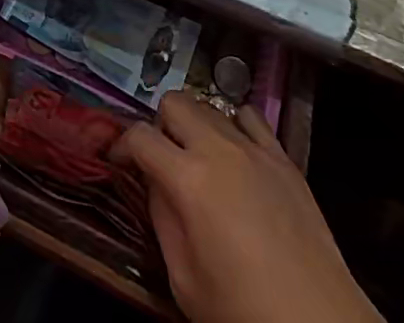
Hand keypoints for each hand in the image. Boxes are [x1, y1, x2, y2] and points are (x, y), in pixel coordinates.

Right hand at [112, 93, 382, 322]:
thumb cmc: (241, 309)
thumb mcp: (183, 277)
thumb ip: (162, 217)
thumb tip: (155, 182)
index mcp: (188, 179)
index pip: (139, 136)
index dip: (121, 145)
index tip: (119, 163)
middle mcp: (219, 150)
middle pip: (175, 102)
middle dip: (158, 124)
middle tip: (160, 158)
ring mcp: (256, 149)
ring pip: (210, 105)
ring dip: (194, 124)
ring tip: (197, 158)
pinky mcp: (284, 157)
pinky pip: (251, 118)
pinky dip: (233, 126)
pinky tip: (235, 155)